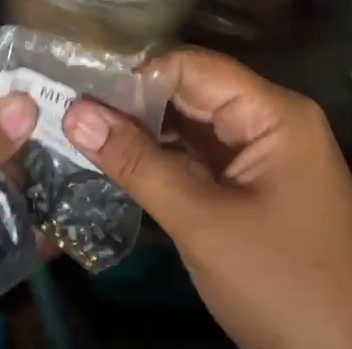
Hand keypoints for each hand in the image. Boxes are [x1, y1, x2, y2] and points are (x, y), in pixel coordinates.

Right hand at [62, 48, 351, 348]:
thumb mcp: (203, 223)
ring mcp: (261, 159)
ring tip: (77, 127)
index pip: (190, 66)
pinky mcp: (251, 191)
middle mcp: (269, 123)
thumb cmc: (285, 286)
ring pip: (188, 126)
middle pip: (188, 91)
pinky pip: (197, 158)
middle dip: (131, 100)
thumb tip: (72, 110)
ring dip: (140, 130)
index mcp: (273, 114)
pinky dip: (158, 159)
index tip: (77, 88)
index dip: (134, 74)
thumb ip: (136, 162)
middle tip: (65, 104)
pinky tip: (114, 160)